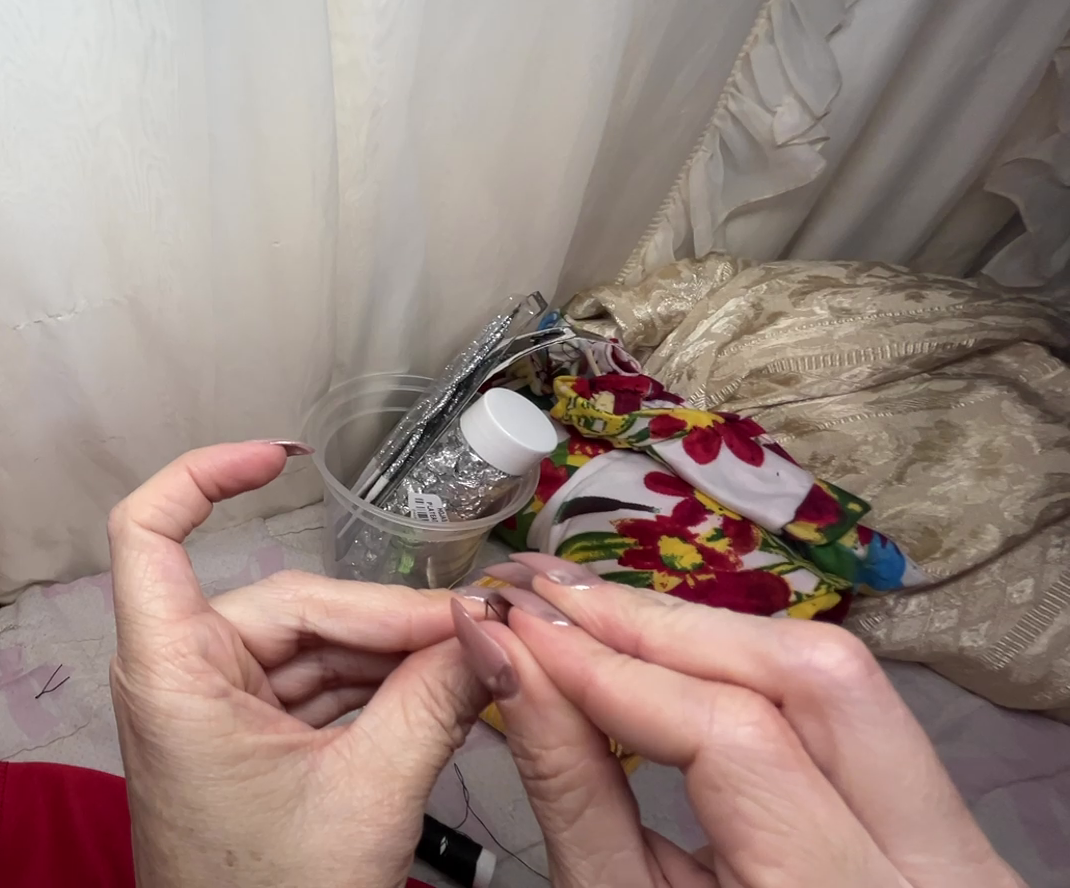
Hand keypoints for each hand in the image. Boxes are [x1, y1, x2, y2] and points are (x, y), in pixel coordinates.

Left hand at [108, 441, 491, 887]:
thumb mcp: (360, 803)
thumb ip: (429, 707)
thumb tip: (489, 634)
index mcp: (171, 668)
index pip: (148, 530)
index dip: (202, 476)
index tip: (278, 457)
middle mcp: (184, 668)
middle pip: (285, 600)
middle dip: (383, 614)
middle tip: (477, 626)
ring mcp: (217, 697)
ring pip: (310, 640)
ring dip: (391, 651)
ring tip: (474, 658)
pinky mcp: (248, 726)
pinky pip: (316, 680)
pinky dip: (375, 683)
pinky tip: (440, 688)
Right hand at [452, 552, 1024, 886]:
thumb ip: (562, 773)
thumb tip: (496, 647)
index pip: (731, 733)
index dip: (606, 664)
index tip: (510, 618)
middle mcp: (943, 864)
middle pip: (808, 672)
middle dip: (652, 619)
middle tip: (541, 590)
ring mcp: (954, 835)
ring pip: (822, 670)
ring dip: (676, 624)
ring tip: (570, 602)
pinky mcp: (927, 811)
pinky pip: (818, 698)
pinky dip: (708, 653)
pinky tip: (632, 637)